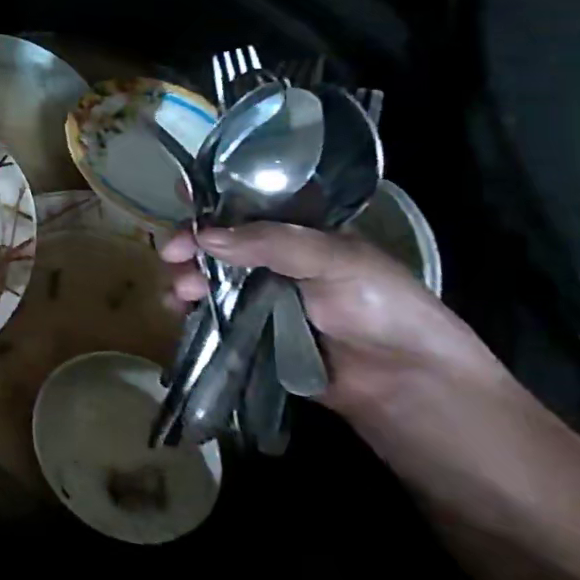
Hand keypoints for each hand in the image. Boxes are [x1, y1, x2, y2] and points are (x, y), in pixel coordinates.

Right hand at [160, 222, 507, 413]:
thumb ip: (271, 242)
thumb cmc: (381, 306)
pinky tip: (181, 313)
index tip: (181, 196)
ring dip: (189, 278)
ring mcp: (267, 300)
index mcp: (302, 232)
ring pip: (214, 280)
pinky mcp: (257, 337)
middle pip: (222, 244)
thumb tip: (205, 236)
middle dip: (193, 245)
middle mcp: (280, 262)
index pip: (250, 206)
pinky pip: (218, 317)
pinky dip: (194, 312)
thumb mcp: (334, 258)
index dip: (215, 200)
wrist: (407, 383)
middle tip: (172, 255)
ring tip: (180, 293)